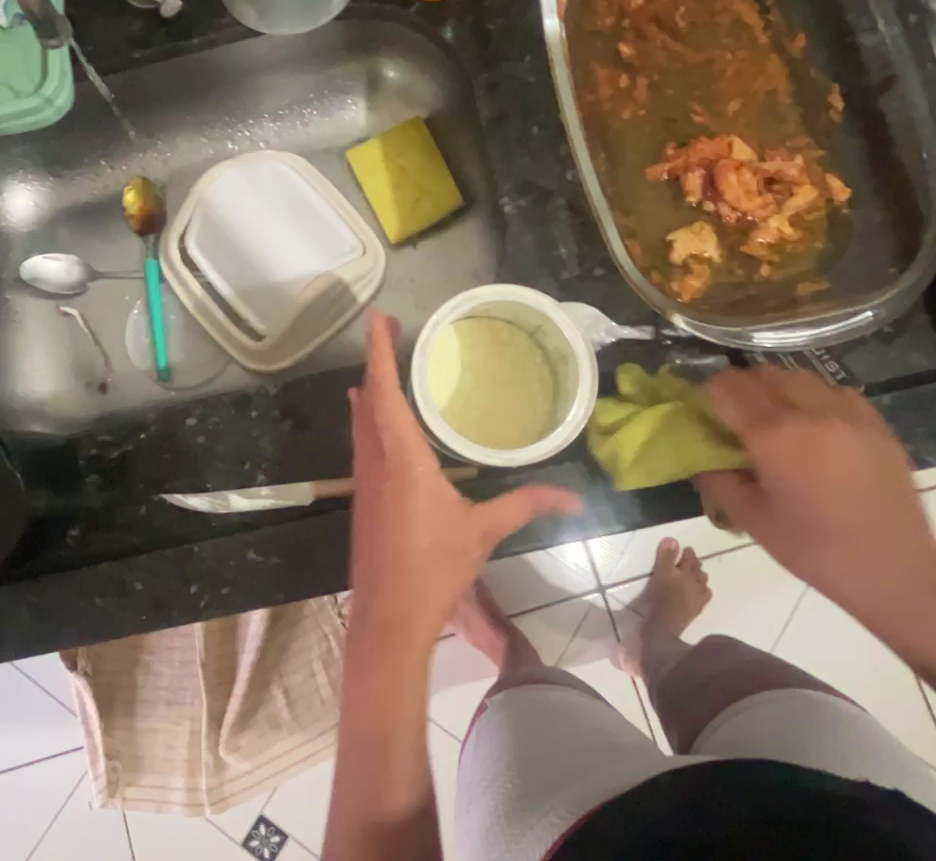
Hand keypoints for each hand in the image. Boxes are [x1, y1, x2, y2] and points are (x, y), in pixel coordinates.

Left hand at [347, 311, 581, 644]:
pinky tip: (378, 423)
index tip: (378, 319)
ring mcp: (364, 481)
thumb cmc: (434, 569)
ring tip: (382, 366)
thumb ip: (526, 506)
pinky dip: (369, 420)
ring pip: (361, 422)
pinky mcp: (363, 499)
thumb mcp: (483, 533)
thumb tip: (574, 497)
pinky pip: (362, 444)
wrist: (387, 617)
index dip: (381, 353)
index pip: (387, 393)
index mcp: (404, 460)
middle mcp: (377, 462)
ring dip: (370, 390)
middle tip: (389, 330)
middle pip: (369, 400)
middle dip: (377, 361)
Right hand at [694, 367, 935, 622]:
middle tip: (732, 410)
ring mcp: (848, 414)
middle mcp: (809, 412)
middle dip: (740, 386)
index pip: (727, 388)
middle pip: (763, 375)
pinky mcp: (875, 424)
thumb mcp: (750, 519)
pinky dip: (813, 396)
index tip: (704, 408)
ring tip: (772, 412)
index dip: (708, 392)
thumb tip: (702, 458)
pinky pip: (835, 391)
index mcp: (772, 435)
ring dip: (776, 386)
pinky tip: (813, 422)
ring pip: (799, 377)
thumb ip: (717, 480)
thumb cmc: (812, 549)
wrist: (892, 569)